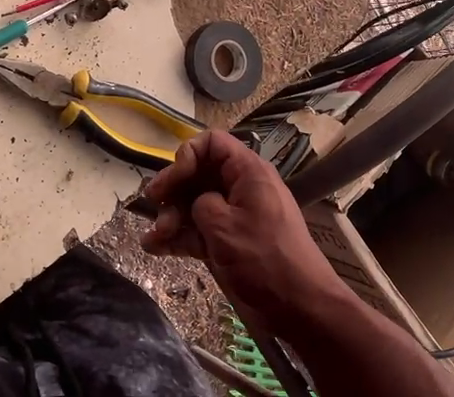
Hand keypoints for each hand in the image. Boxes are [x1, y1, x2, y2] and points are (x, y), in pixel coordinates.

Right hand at [140, 130, 342, 324]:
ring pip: (195, 204)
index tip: (174, 180)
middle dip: (173, 188)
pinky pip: (199, 231)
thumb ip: (200, 204)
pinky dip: (179, 237)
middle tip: (152, 203)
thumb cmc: (264, 259)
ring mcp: (235, 217)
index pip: (212, 144)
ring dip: (171, 217)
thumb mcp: (224, 226)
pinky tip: (154, 247)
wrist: (300, 309)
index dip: (188, 155)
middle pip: (200, 174)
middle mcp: (241, 188)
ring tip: (153, 236)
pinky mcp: (231, 243)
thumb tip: (197, 205)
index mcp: (248, 172)